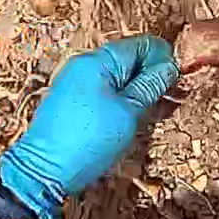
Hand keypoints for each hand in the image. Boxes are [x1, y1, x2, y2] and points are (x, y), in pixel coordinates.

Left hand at [0, 36, 178, 218]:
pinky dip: (122, 98)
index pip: (141, 45)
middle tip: (170, 96)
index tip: (177, 77)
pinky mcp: (71, 100)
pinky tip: (132, 116)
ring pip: (118, 76)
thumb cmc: (87, 140)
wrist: (42, 174)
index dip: (163, 58)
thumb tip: (170, 67)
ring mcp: (75, 82)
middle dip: (152, 75)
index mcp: (97, 61)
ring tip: (154, 110)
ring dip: (138, 89)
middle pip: (129, 59)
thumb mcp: (129, 112)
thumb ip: (151, 86)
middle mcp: (83, 65)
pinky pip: (104, 89)